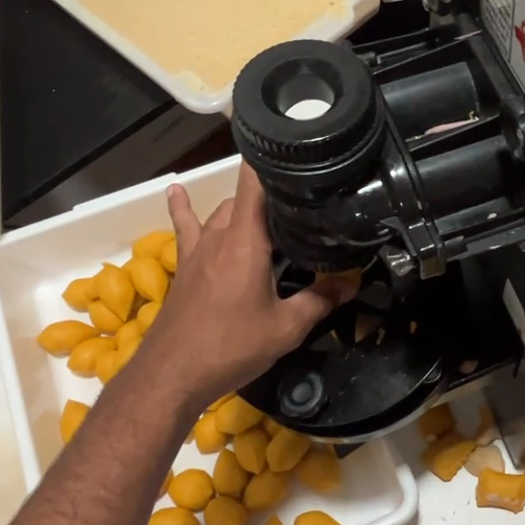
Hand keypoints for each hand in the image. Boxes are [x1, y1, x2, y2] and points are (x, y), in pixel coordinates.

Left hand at [126, 164, 355, 411]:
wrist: (172, 375)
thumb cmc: (230, 347)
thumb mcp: (286, 328)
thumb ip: (320, 300)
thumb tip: (352, 283)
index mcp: (245, 241)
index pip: (256, 184)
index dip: (274, 162)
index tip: (296, 149)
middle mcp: (219, 236)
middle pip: (244, 198)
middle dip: (272, 196)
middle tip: (302, 206)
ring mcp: (198, 250)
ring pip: (221, 212)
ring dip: (243, 208)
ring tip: (270, 212)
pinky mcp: (186, 266)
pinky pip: (188, 228)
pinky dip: (185, 209)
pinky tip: (177, 191)